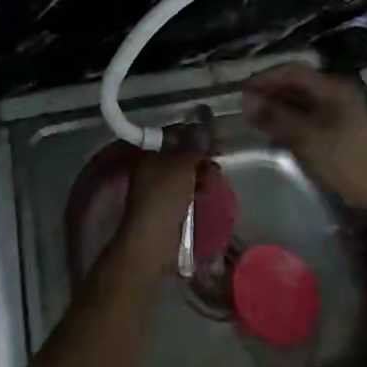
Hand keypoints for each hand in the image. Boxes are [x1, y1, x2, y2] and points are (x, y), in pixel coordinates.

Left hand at [107, 133, 204, 278]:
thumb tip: (204, 124)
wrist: (152, 241)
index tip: (215, 137)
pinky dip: (198, 190)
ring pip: (185, 175)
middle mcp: (151, 170)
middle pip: (180, 156)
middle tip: (218, 159)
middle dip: (200, 156)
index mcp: (148, 155)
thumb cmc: (164, 197)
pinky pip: (186, 192)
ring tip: (216, 179)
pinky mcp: (167, 209)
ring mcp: (158, 190)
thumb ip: (193, 145)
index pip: (173, 136)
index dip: (193, 134)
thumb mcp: (180, 166)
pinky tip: (209, 193)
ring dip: (202, 174)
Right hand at [242, 64, 366, 209]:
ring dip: (277, 110)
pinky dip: (288, 124)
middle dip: (269, 94)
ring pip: (300, 104)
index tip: (240, 91)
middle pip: (296, 86)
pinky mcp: (339, 135)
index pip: (292, 71)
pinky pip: (307, 121)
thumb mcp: (307, 139)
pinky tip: (274, 135)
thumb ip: (275, 116)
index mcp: (334, 89)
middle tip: (244, 109)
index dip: (263, 78)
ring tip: (254, 122)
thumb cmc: (347, 163)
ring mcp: (340, 116)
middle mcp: (337, 96)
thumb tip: (246, 100)